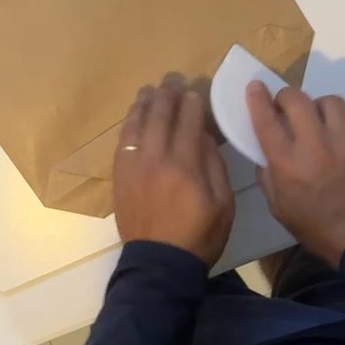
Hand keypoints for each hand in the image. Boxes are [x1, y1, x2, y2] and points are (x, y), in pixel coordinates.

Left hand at [113, 82, 235, 264]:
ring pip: (136, 126)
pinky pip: (122, 142)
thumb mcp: (223, 203)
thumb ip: (214, 165)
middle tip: (171, 80)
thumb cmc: (199, 235)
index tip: (194, 91)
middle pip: (159, 117)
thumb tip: (204, 137)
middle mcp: (156, 159)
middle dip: (166, 95)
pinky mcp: (120, 177)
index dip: (191, 104)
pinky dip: (129, 125)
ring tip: (149, 91)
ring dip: (143, 105)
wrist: (160, 263)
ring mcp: (133, 167)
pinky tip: (134, 117)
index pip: (187, 122)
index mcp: (185, 165)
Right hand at [247, 81, 344, 267]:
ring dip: (317, 107)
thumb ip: (268, 176)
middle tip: (286, 107)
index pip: (266, 118)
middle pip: (296, 99)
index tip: (256, 87)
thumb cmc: (318, 229)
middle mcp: (316, 144)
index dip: (258, 98)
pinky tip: (342, 139)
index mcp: (288, 163)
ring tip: (318, 120)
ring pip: (329, 101)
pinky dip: (343, 124)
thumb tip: (266, 154)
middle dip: (286, 97)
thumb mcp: (280, 209)